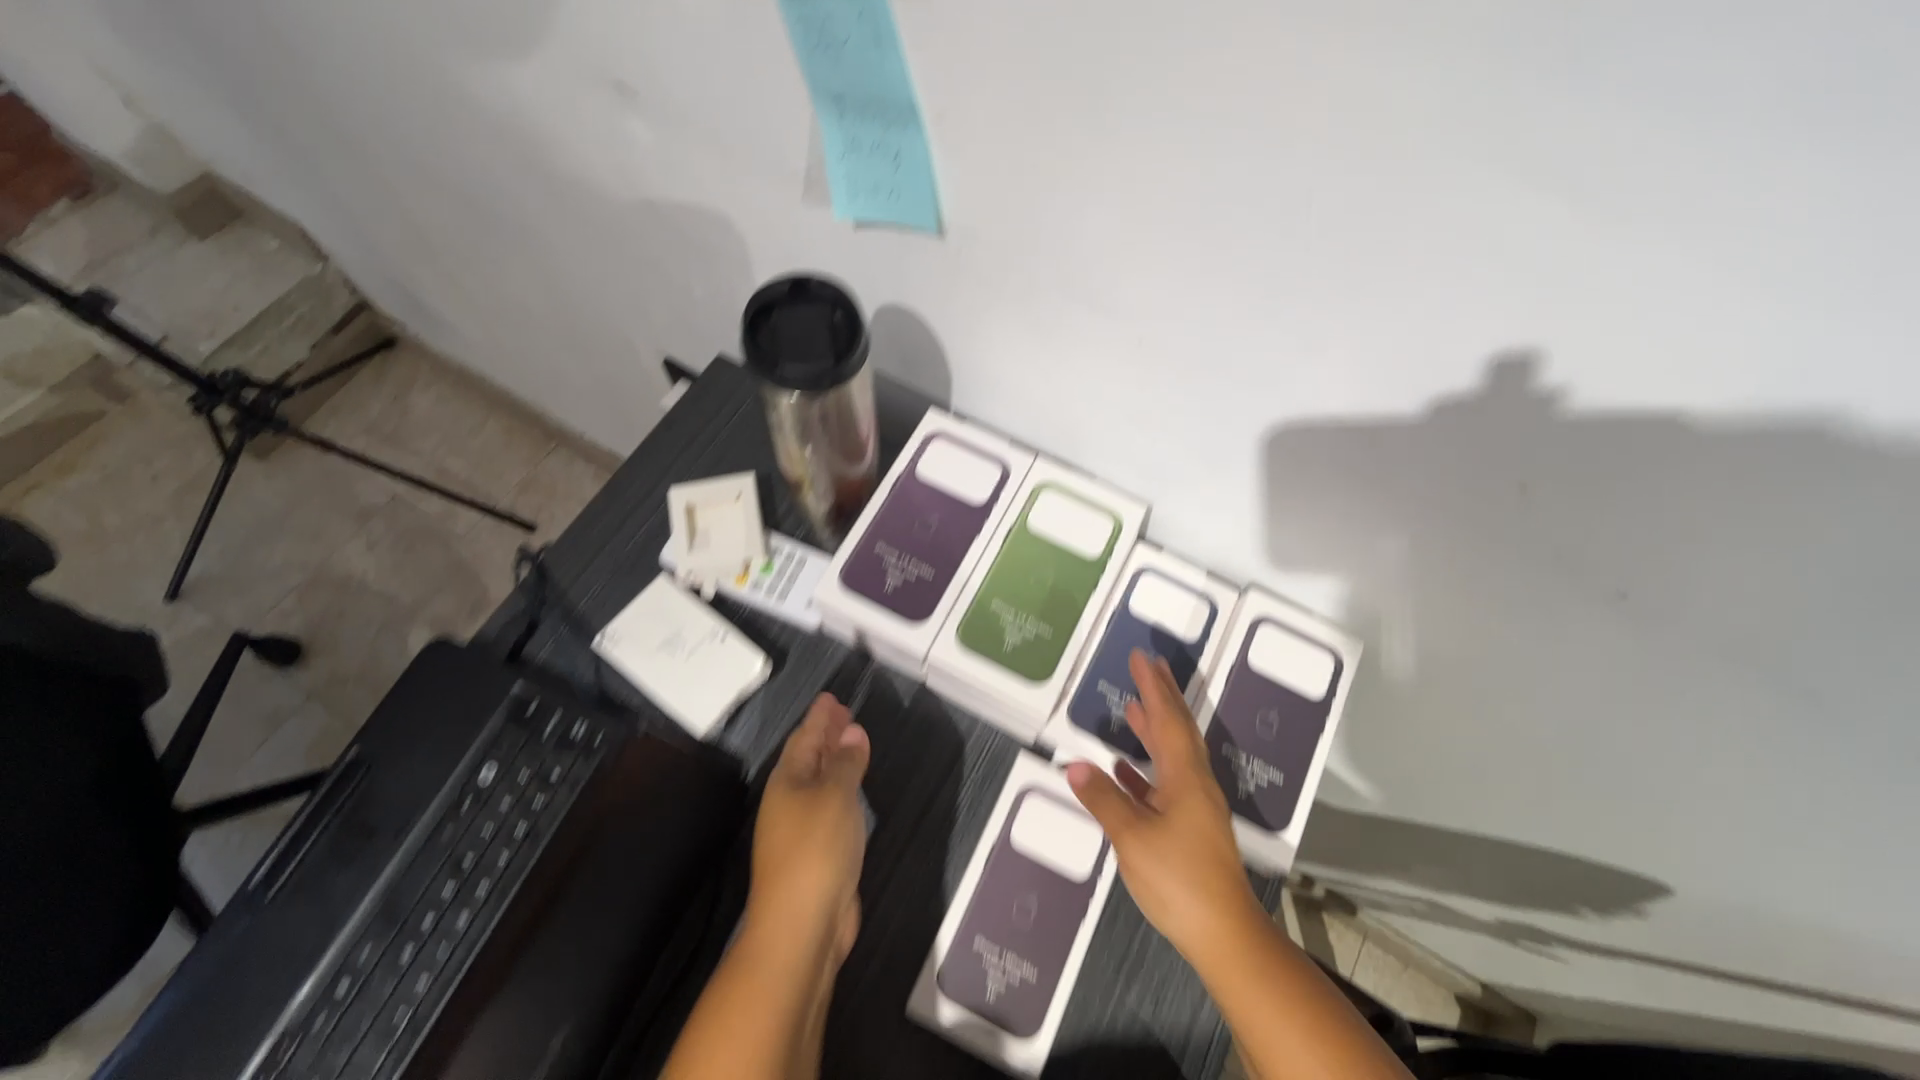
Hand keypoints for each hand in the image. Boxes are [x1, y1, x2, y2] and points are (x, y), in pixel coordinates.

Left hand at [748, 693, 871, 962]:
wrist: (803, 924)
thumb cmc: (816, 849)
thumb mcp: (835, 796)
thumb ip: (845, 763)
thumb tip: (852, 732)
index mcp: (787, 781)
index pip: (805, 738)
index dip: (820, 717)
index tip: (832, 698)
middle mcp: (789, 801)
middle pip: (808, 759)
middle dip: (826, 736)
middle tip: (844, 714)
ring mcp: (799, 829)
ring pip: (818, 784)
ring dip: (834, 763)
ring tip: (852, 745)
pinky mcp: (815, 854)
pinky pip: (829, 808)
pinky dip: (842, 792)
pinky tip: (852, 793)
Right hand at [1066, 650, 1263, 963]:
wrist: (1223, 932)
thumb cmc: (1178, 879)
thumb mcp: (1132, 838)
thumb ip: (1104, 799)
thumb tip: (1076, 765)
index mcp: (1185, 778)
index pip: (1166, 721)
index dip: (1153, 688)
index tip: (1142, 658)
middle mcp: (1195, 785)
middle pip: (1178, 731)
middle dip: (1162, 698)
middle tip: (1147, 668)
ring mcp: (1196, 809)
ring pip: (1174, 757)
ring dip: (1154, 731)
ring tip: (1134, 710)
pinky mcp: (1191, 830)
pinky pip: (1167, 784)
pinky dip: (1147, 771)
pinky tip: (1126, 772)